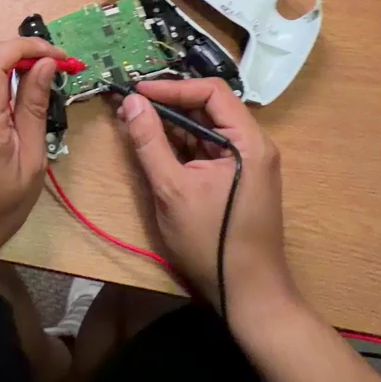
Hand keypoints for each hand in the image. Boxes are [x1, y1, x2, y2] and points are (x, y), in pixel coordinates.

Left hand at [0, 35, 63, 255]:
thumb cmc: (1, 204)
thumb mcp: (31, 161)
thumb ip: (34, 108)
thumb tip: (46, 64)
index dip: (27, 46)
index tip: (58, 56)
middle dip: (21, 46)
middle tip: (53, 64)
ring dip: (9, 54)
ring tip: (39, 72)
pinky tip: (20, 84)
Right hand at [119, 78, 293, 313]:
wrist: (248, 294)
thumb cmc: (211, 241)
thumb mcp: (171, 189)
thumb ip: (149, 141)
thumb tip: (130, 101)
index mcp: (247, 142)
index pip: (210, 92)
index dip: (171, 87)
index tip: (137, 91)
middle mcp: (252, 145)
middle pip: (207, 107)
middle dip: (167, 103)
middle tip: (129, 105)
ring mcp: (246, 162)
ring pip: (203, 126)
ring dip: (169, 122)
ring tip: (133, 121)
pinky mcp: (235, 177)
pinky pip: (204, 147)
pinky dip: (178, 142)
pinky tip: (151, 142)